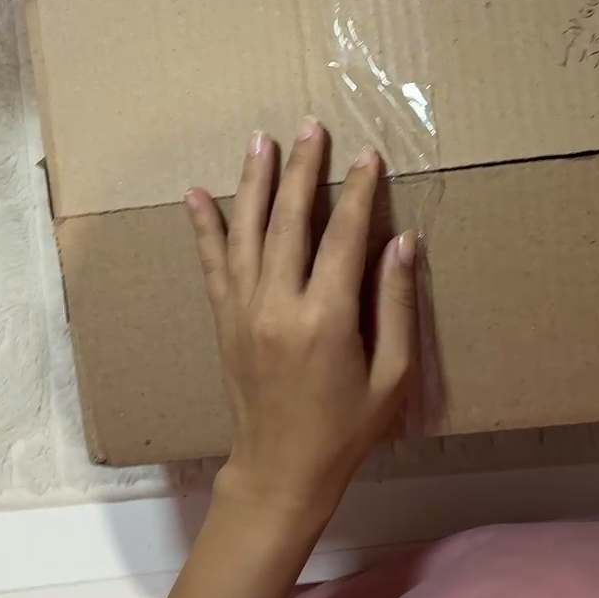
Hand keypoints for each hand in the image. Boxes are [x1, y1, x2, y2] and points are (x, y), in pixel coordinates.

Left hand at [183, 119, 418, 532]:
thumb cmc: (346, 429)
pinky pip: (212, 263)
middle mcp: (278, 304)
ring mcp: (243, 309)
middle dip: (302, 169)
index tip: (368, 156)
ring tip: (261, 139)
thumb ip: (398, 305)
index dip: (358, 191)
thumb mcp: (393, 376)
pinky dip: (203, 226)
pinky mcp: (224, 319)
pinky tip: (195, 194)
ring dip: (254, 181)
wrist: (280, 470)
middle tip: (311, 127)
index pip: (344, 235)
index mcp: (326, 319)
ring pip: (245, 230)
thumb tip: (403, 242)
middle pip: (289, 219)